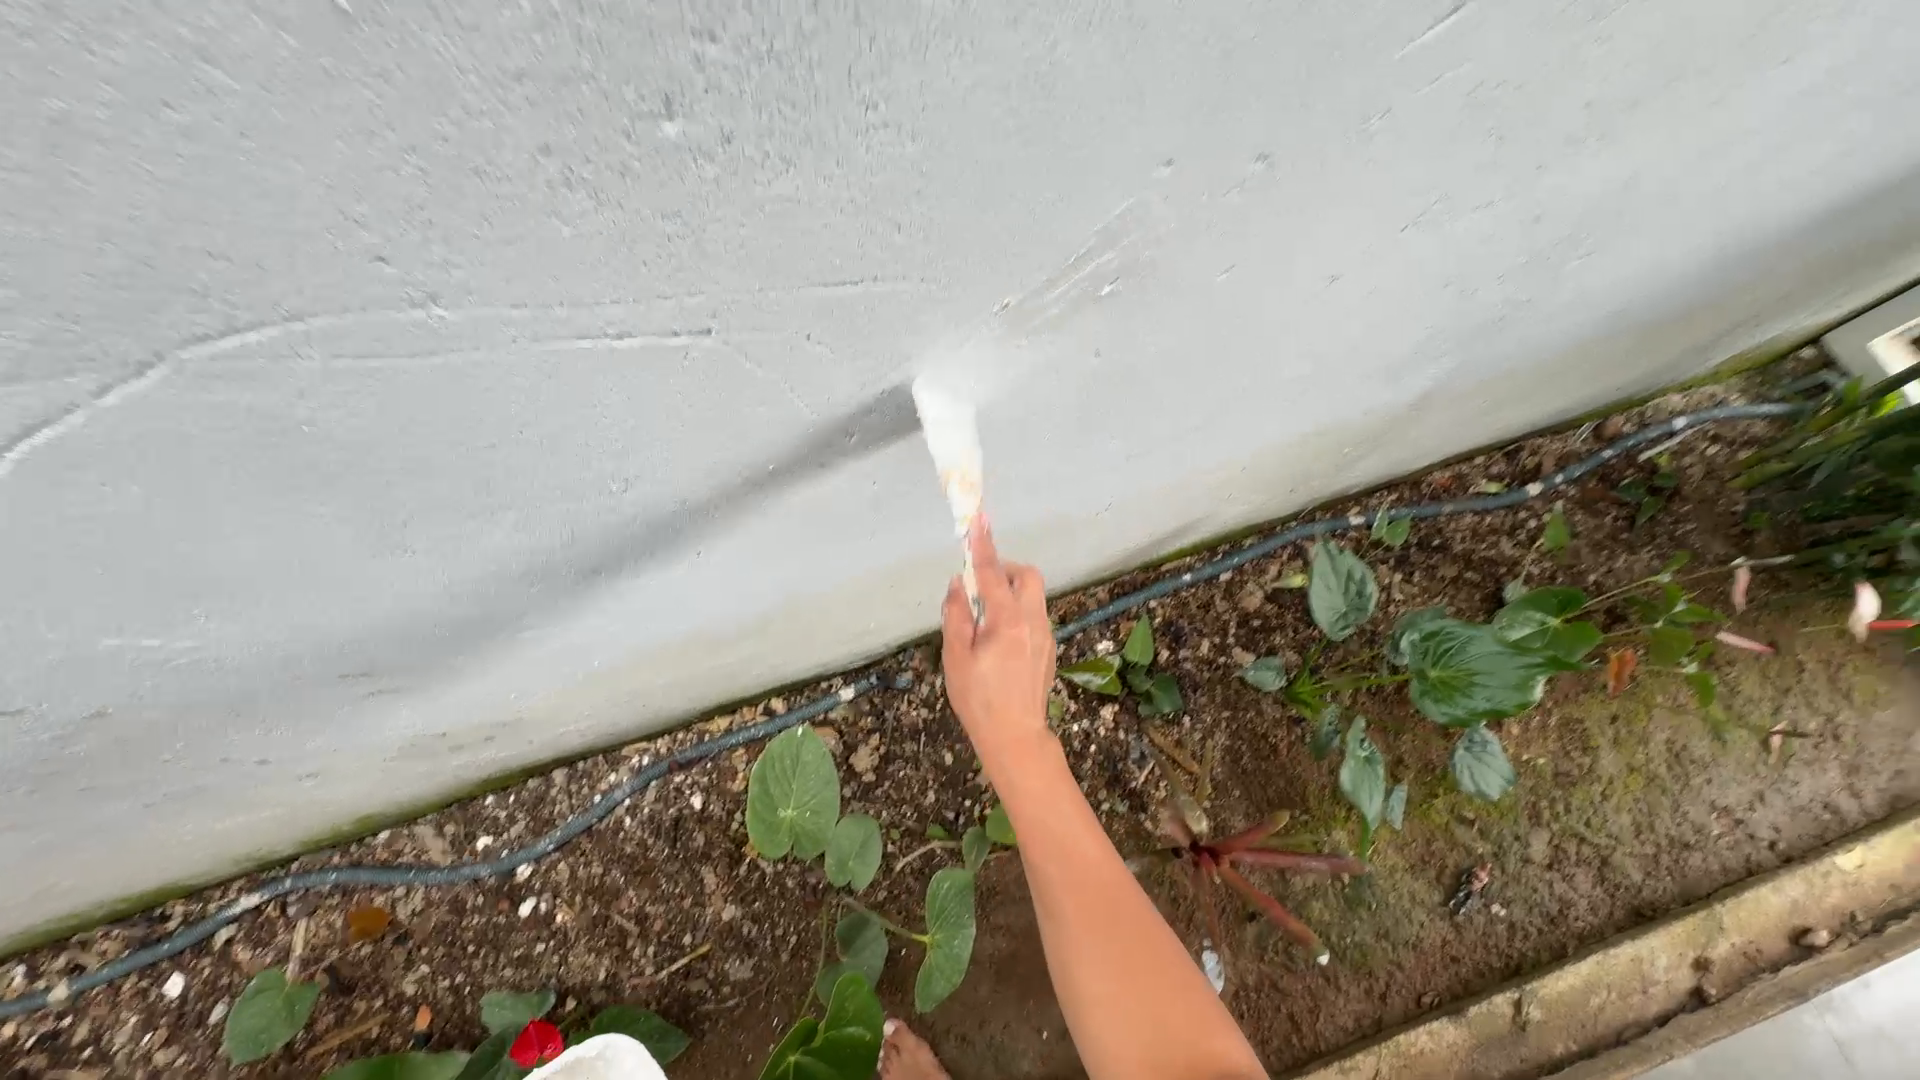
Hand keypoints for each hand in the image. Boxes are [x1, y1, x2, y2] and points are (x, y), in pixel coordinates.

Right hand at [941, 521, 1055, 768]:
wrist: (1015, 737)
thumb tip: (958, 584)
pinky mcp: (1049, 648)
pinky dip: (1016, 613)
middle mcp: (1033, 621)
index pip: (992, 573)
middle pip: (1027, 576)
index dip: (983, 544)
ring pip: (1032, 596)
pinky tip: (998, 640)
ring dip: (1010, 593)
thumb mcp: (955, 657)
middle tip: (980, 586)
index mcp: (1007, 621)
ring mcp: (1045, 635)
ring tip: (985, 619)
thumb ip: (956, 615)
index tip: (979, 518)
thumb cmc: (979, 699)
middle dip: (1004, 570)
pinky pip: (1033, 616)